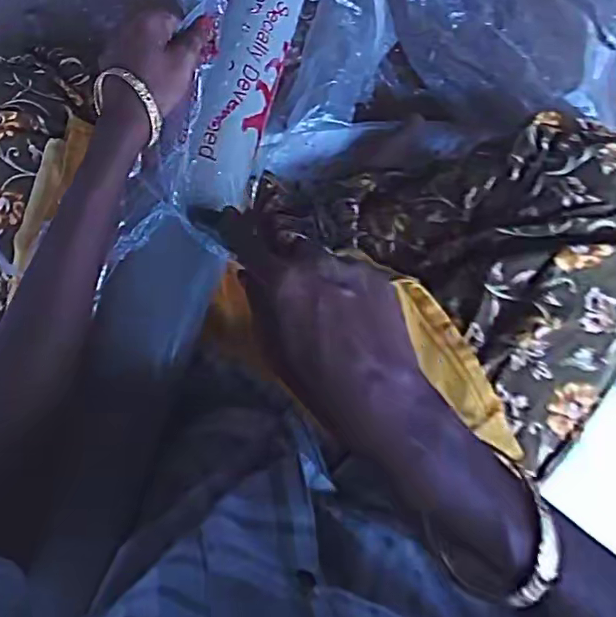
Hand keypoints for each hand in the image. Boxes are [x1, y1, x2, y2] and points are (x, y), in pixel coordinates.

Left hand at [98, 9, 212, 123]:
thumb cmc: (160, 84)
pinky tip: (143, 79)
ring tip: (160, 76)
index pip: (176, 19)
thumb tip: (205, 20)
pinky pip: (129, 55)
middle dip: (168, 44)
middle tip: (177, 68)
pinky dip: (137, 62)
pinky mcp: (106, 60)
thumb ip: (196, 38)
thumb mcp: (185, 61)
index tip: (188, 58)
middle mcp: (128, 23)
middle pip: (157, 29)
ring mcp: (114, 41)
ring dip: (152, 53)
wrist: (126, 114)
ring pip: (142, 42)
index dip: (185, 38)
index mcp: (149, 19)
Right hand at [210, 208, 434, 460]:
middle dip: (289, 261)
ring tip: (331, 310)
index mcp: (282, 280)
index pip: (250, 243)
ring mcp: (351, 266)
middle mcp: (315, 263)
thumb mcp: (274, 349)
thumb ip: (258, 304)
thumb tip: (249, 275)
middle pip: (293, 247)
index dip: (237, 228)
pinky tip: (356, 317)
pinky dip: (347, 287)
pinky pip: (352, 273)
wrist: (385, 398)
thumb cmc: (318, 383)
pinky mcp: (379, 276)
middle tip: (293, 288)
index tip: (230, 217)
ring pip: (325, 260)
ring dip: (320, 275)